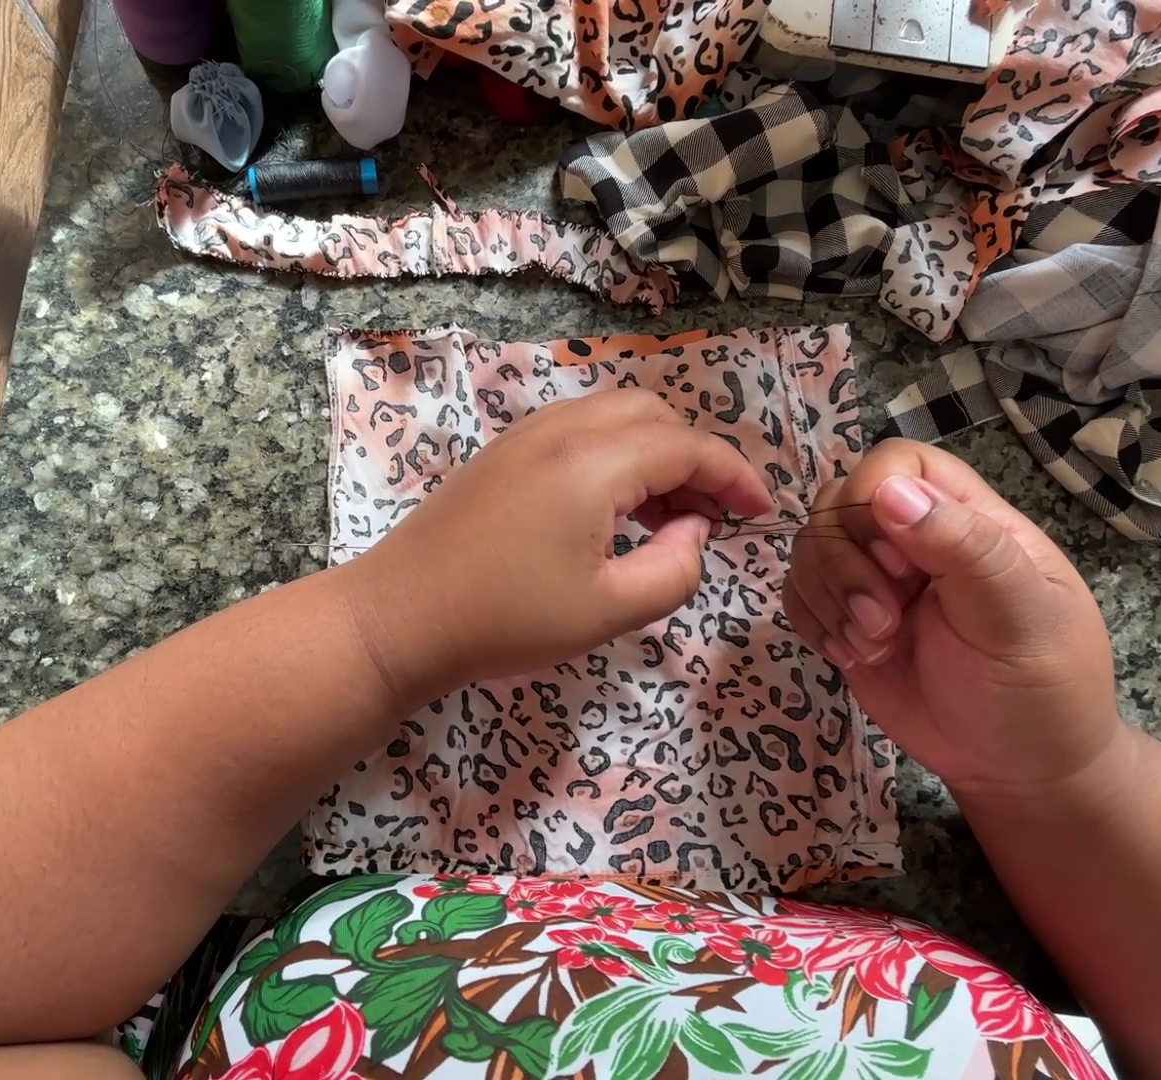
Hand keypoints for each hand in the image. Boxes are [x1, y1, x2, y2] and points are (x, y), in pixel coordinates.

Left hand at [342, 390, 773, 698]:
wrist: (399, 616)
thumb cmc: (504, 620)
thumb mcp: (607, 611)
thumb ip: (674, 570)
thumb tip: (694, 531)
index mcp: (592, 462)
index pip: (688, 447)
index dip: (735, 477)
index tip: (761, 513)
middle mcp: (560, 430)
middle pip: (653, 415)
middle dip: (694, 458)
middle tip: (708, 517)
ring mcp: (524, 437)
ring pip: (612, 417)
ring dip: (652, 453)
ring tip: (664, 518)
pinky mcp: (501, 454)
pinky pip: (576, 431)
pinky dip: (612, 455)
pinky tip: (609, 509)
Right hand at [780, 439, 1123, 796]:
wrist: (1013, 765)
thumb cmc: (1040, 689)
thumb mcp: (1021, 620)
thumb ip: (967, 550)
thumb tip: (890, 492)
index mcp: (968, 519)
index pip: (897, 464)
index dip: (873, 499)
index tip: (897, 564)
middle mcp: (911, 538)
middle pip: (834, 505)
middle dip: (843, 566)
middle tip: (882, 623)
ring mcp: (871, 577)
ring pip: (806, 549)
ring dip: (827, 601)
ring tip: (871, 647)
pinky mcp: (841, 616)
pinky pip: (795, 594)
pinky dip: (811, 624)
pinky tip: (851, 656)